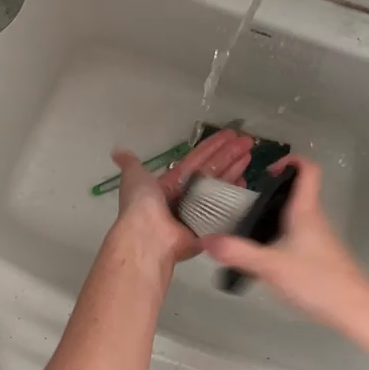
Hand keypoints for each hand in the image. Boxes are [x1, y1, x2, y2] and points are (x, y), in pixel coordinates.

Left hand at [109, 129, 254, 264]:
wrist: (149, 235)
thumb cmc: (143, 204)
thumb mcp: (134, 177)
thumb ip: (131, 163)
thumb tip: (118, 151)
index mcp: (170, 185)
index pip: (196, 161)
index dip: (212, 147)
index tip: (229, 134)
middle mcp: (186, 197)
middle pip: (212, 171)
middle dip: (229, 155)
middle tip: (248, 141)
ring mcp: (199, 212)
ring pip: (221, 186)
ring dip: (235, 169)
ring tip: (250, 153)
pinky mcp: (210, 227)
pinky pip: (225, 208)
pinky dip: (235, 195)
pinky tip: (246, 180)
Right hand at [202, 156, 368, 321]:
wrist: (356, 311)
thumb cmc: (318, 280)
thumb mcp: (271, 266)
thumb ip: (238, 253)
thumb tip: (206, 239)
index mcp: (306, 211)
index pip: (308, 170)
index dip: (291, 160)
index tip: (267, 169)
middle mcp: (314, 220)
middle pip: (298, 193)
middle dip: (272, 191)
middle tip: (243, 200)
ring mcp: (319, 240)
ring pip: (295, 217)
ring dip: (273, 216)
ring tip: (245, 227)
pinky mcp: (320, 258)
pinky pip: (297, 237)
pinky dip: (279, 237)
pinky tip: (264, 256)